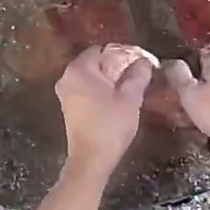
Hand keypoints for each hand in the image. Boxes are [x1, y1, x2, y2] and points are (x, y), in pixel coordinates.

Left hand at [56, 44, 154, 182]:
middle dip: (116, 66)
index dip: (123, 53)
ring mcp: (65, 94)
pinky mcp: (68, 108)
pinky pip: (86, 90)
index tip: (140, 62)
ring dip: (109, 80)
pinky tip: (115, 100)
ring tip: (130, 88)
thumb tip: (144, 61)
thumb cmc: (110, 126)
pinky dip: (100, 91)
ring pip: (91, 77)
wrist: (91, 160)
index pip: (103, 49)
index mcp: (79, 69)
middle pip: (95, 62)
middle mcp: (67, 77)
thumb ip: (138, 75)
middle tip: (138, 75)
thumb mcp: (130, 98)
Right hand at [161, 50, 209, 152]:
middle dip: (192, 92)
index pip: (191, 59)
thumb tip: (169, 61)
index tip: (171, 90)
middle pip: (203, 77)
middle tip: (180, 110)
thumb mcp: (190, 94)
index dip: (179, 75)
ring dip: (203, 105)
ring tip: (193, 122)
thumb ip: (177, 75)